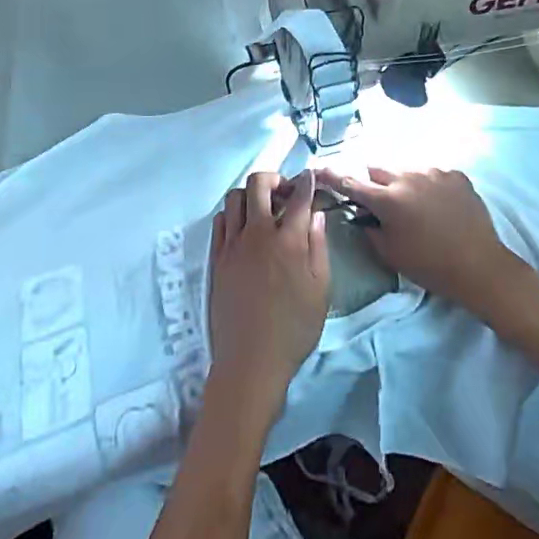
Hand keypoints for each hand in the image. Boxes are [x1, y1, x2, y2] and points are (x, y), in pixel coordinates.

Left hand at [206, 171, 329, 407]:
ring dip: (252, 195)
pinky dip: (234, 214)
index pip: (299, 196)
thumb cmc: (294, 328)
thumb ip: (319, 247)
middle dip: (275, 179)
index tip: (311, 177)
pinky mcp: (217, 258)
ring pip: (235, 198)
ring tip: (265, 209)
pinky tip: (245, 228)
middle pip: (259, 185)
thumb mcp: (321, 290)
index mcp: (290, 241)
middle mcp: (259, 234)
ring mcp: (233, 245)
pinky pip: (220, 221)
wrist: (251, 360)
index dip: (307, 182)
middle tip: (286, 192)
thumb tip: (316, 216)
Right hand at [325, 168, 526, 318]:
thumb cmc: (429, 265)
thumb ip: (369, 228)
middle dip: (374, 184)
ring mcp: (435, 173)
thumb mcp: (390, 252)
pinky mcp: (456, 175)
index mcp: (389, 199)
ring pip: (407, 171)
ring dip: (402, 184)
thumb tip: (362, 214)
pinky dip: (428, 186)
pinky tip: (437, 206)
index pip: (351, 183)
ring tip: (414, 208)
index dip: (333, 177)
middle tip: (379, 204)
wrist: (479, 266)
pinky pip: (432, 175)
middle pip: (379, 171)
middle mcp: (409, 178)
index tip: (319, 170)